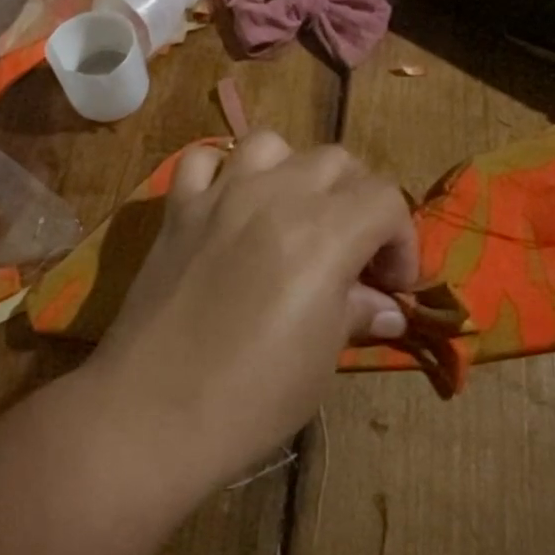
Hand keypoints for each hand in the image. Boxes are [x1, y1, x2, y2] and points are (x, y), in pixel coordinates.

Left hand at [84, 131, 418, 486]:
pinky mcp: (177, 207)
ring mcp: (219, 195)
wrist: (153, 411)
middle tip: (352, 253)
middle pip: (336, 161)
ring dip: (294, 172)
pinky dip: (224, 171)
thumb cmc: (252, 396)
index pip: (384, 198)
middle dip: (357, 200)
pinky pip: (204, 159)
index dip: (401, 240)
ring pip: (272, 144)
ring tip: (294, 217)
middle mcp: (274, 196)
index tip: (391, 284)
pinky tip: (230, 205)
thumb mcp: (321, 359)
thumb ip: (355, 312)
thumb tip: (384, 305)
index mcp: (323, 232)